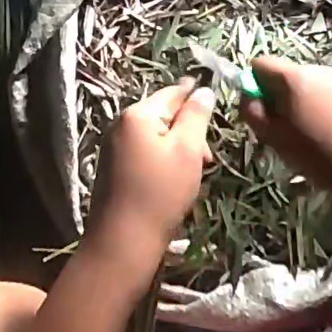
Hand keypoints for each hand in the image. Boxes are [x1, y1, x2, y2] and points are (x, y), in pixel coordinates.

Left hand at [84, 79, 215, 272]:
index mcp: (137, 114)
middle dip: (189, 132)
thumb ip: (196, 116)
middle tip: (207, 159)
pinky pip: (145, 153)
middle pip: (164, 115)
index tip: (216, 108)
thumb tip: (203, 90)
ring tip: (194, 174)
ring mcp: (114, 147)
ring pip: (156, 136)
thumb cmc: (159, 192)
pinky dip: (164, 162)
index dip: (196, 98)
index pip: (173, 93)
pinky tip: (174, 183)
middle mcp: (120, 125)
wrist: (123, 241)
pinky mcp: (114, 168)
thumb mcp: (187, 150)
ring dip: (179, 149)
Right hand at [242, 56, 331, 211]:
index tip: (264, 113)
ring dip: (307, 104)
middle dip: (283, 97)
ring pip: (313, 86)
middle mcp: (320, 70)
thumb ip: (253, 112)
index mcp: (295, 77)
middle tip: (289, 131)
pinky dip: (331, 109)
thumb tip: (248, 96)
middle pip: (288, 75)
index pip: (261, 64)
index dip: (255, 86)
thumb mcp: (275, 139)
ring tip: (318, 138)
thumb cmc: (319, 158)